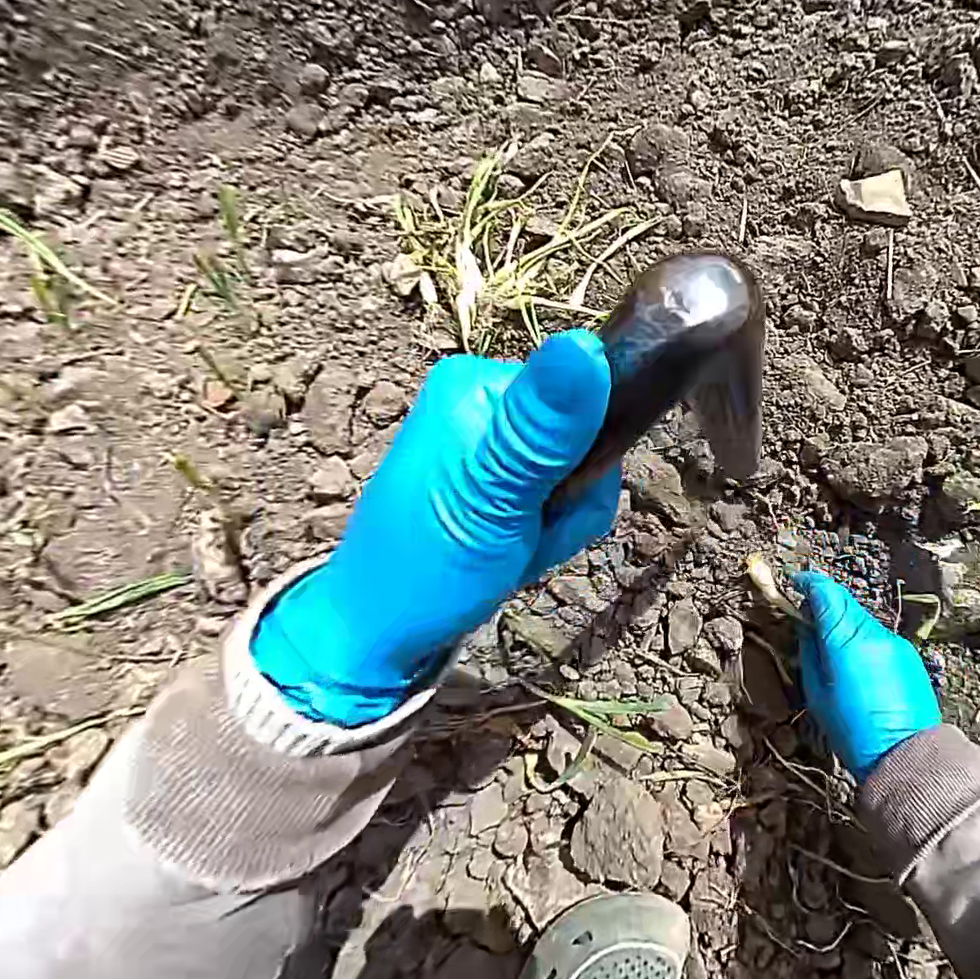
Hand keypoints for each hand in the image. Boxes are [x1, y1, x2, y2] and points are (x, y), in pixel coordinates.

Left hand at [252, 330, 622, 725]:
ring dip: (572, 514)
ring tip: (527, 542)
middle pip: (595, 431)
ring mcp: (503, 440)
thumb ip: (541, 426)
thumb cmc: (431, 564)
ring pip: (592, 467)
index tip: (558, 495)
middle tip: (536, 528)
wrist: (384, 632)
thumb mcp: (491, 496)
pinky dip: (563, 525)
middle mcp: (494, 402)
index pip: (590, 389)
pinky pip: (576, 490)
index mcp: (481, 385)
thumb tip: (588, 346)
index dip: (593, 447)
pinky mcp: (510, 473)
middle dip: (580, 491)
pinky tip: (528, 545)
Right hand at [792, 571, 940, 779]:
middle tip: (808, 616)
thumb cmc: (855, 733)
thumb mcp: (818, 695)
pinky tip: (857, 662)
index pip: (827, 595)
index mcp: (847, 642)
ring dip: (845, 623)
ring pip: (862, 618)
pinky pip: (878, 635)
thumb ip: (810, 652)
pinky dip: (863, 638)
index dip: (809, 583)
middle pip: (845, 603)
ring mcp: (894, 642)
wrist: (906, 755)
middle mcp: (873, 634)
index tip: (797, 581)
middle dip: (825, 604)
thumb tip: (805, 626)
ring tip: (832, 648)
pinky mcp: (908, 652)